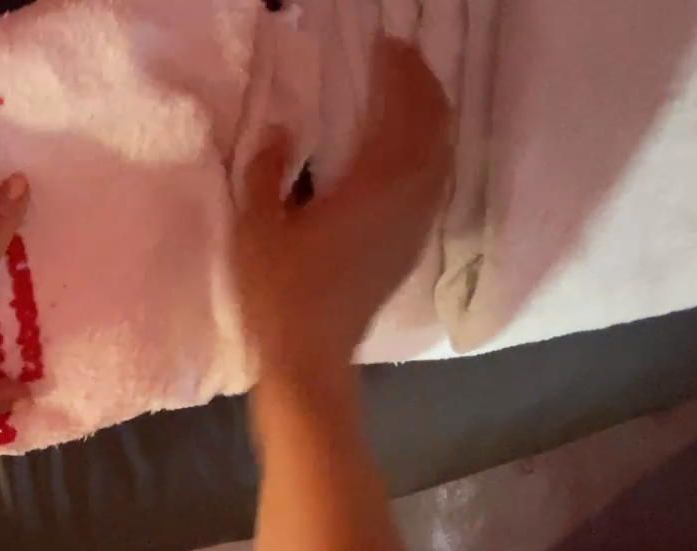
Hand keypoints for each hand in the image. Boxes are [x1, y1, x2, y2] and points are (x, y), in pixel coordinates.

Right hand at [235, 39, 453, 384]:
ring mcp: (417, 222)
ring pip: (441, 153)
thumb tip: (276, 129)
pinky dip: (424, 155)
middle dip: (420, 87)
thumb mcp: (255, 231)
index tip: (381, 46)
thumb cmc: (278, 296)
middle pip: (435, 122)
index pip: (404, 104)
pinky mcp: (410, 246)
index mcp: (376, 182)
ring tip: (400, 106)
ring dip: (427, 120)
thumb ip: (264, 173)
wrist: (309, 358)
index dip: (398, 68)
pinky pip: (434, 181)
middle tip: (394, 67)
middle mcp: (411, 195)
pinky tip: (401, 161)